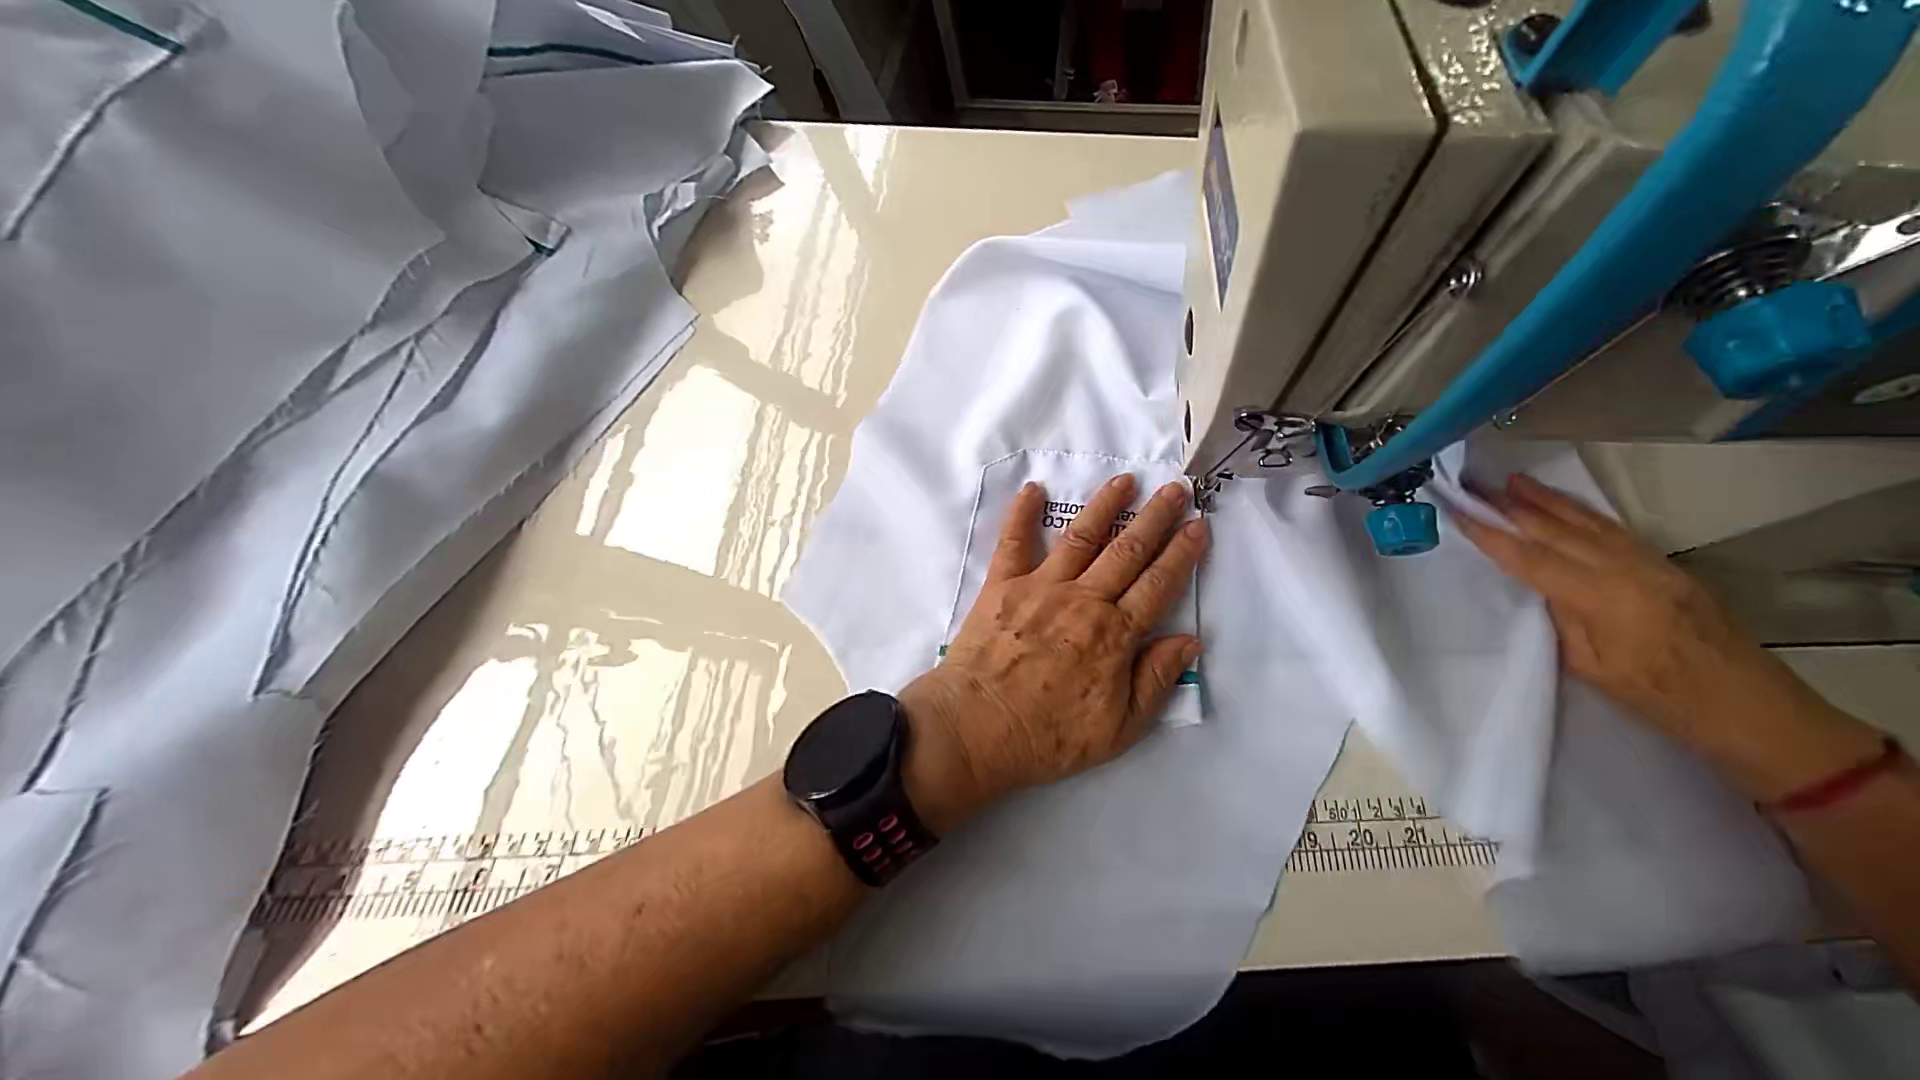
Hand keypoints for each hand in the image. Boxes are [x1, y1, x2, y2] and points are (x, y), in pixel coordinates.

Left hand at [898, 473, 1207, 832]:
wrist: (976, 729)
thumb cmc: (1048, 737)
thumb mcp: (1118, 728)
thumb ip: (1155, 681)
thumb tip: (1189, 640)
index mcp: (1115, 634)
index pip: (1159, 585)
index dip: (1182, 554)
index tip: (1198, 526)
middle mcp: (1083, 600)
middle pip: (1128, 551)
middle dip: (1156, 517)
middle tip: (1175, 489)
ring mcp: (1041, 587)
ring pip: (1081, 537)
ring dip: (1106, 505)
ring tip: (1125, 480)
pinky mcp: (1002, 585)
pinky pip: (1014, 542)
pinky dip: (1022, 513)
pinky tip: (1033, 489)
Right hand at [1455, 473, 1882, 800]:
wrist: (1752, 710)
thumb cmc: (1661, 699)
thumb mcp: (1591, 666)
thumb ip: (1563, 618)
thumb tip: (1541, 586)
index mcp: (1603, 599)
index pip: (1532, 558)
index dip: (1491, 535)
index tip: (1459, 512)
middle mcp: (1629, 571)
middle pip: (1559, 530)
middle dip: (1513, 506)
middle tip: (1476, 484)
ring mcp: (1654, 566)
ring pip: (1591, 523)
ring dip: (1548, 500)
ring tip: (1514, 481)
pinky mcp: (1669, 568)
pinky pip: (1616, 531)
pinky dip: (1583, 514)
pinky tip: (1564, 506)